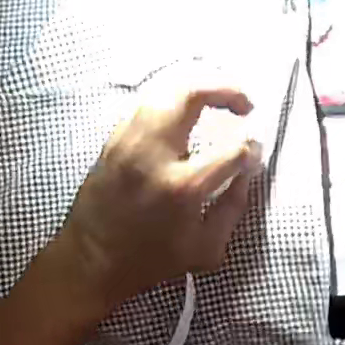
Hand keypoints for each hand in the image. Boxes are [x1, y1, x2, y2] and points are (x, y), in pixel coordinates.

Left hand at [48, 84, 261, 314]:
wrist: (90, 260)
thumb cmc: (151, 260)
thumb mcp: (206, 248)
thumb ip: (233, 207)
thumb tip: (247, 171)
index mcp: (182, 186)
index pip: (231, 150)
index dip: (251, 147)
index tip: (254, 151)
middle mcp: (153, 153)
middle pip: (190, 93)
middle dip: (225, 88)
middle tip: (243, 102)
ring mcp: (128, 140)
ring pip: (164, 86)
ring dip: (198, 84)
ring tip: (218, 97)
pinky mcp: (113, 138)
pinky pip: (146, 100)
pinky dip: (172, 95)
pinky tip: (185, 108)